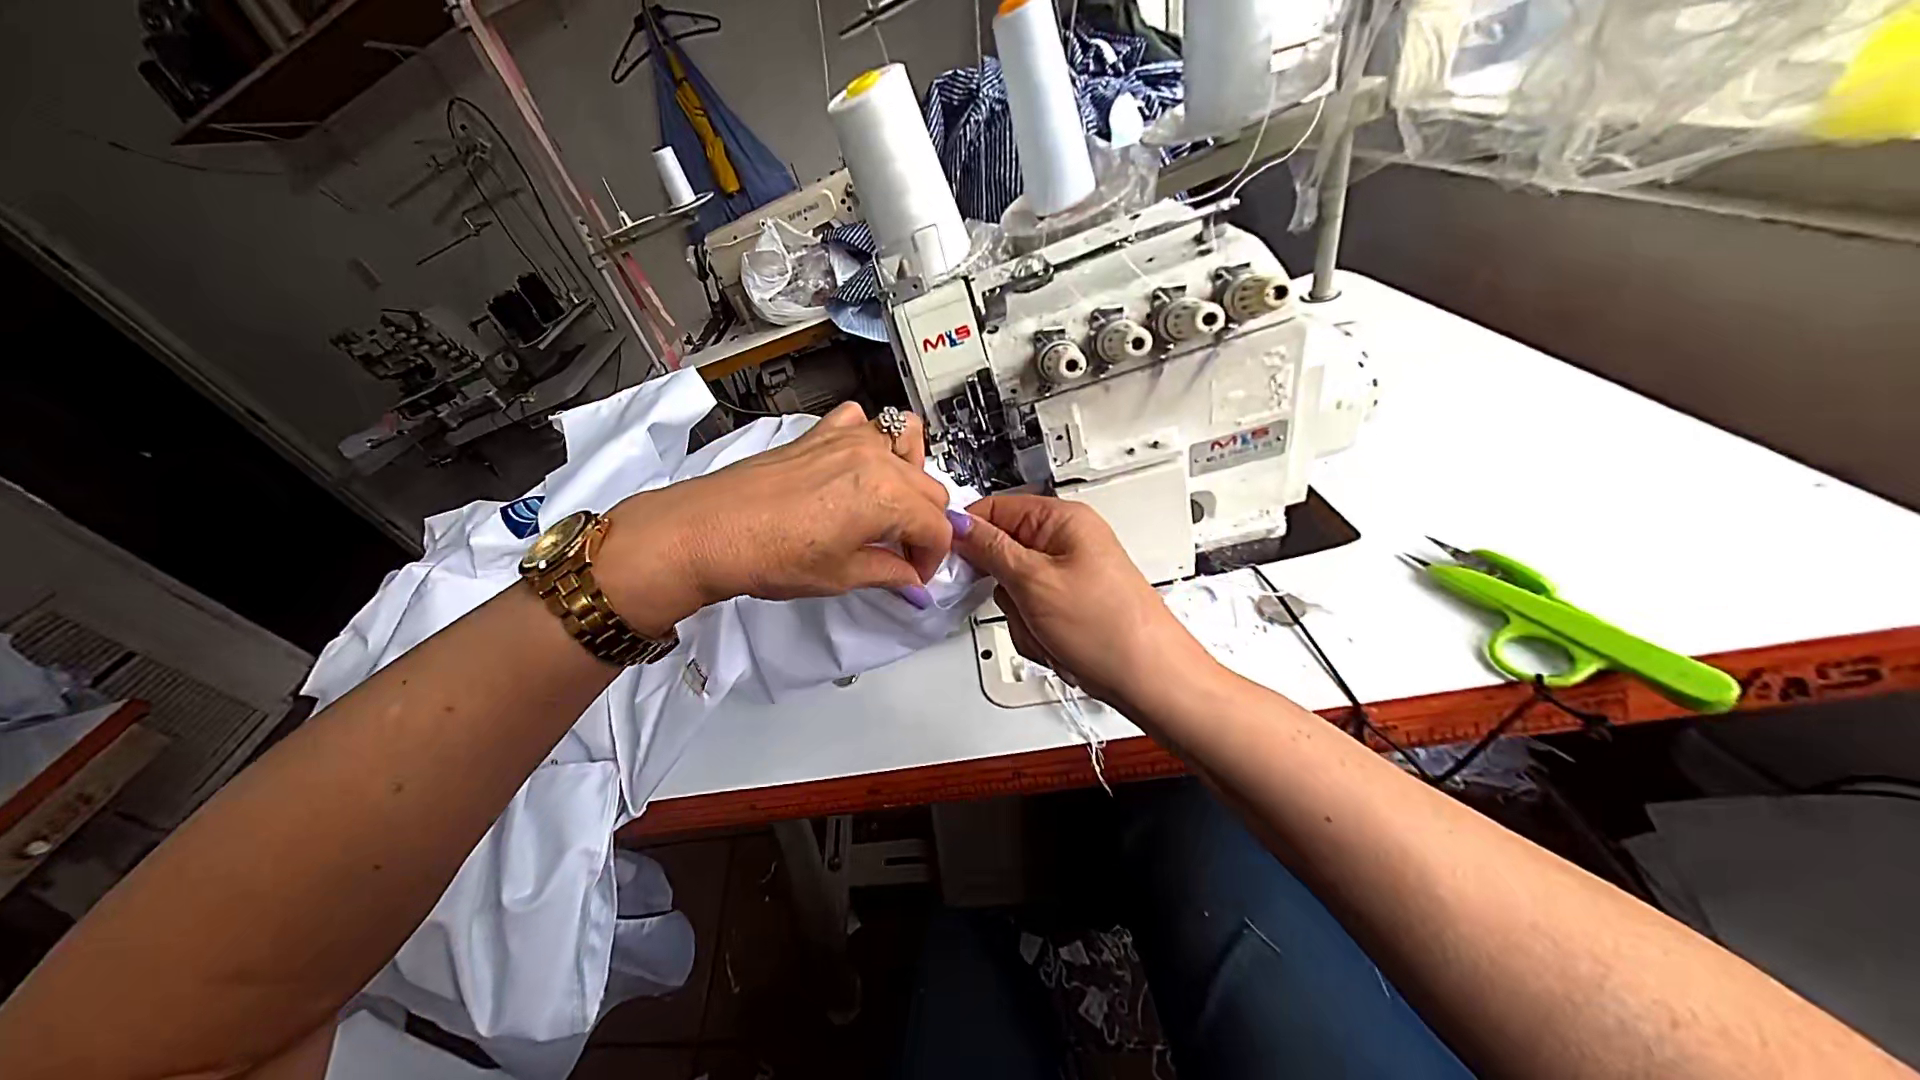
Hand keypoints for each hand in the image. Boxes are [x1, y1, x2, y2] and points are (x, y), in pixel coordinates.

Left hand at [597, 402, 955, 635]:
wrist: (708, 532)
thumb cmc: (762, 551)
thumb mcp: (841, 575)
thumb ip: (889, 572)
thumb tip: (908, 576)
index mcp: (885, 494)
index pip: (937, 526)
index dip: (932, 558)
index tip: (917, 572)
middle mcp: (873, 458)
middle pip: (930, 488)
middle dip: (925, 524)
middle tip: (904, 553)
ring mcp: (847, 439)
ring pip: (909, 443)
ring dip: (912, 476)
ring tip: (892, 507)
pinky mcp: (820, 434)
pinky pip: (865, 422)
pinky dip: (875, 440)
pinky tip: (861, 470)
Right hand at [952, 495, 1215, 713]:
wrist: (1150, 681)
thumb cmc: (1113, 629)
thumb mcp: (1035, 583)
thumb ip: (990, 549)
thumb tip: (959, 526)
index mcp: (1064, 520)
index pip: (995, 508)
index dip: (969, 533)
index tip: (952, 557)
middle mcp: (1067, 543)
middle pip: (1001, 554)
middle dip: (1005, 589)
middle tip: (1024, 604)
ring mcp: (1068, 577)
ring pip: (1012, 591)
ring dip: (1022, 618)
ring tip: (1049, 629)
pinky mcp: (1069, 606)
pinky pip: (1030, 614)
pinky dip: (1036, 633)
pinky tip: (1057, 643)